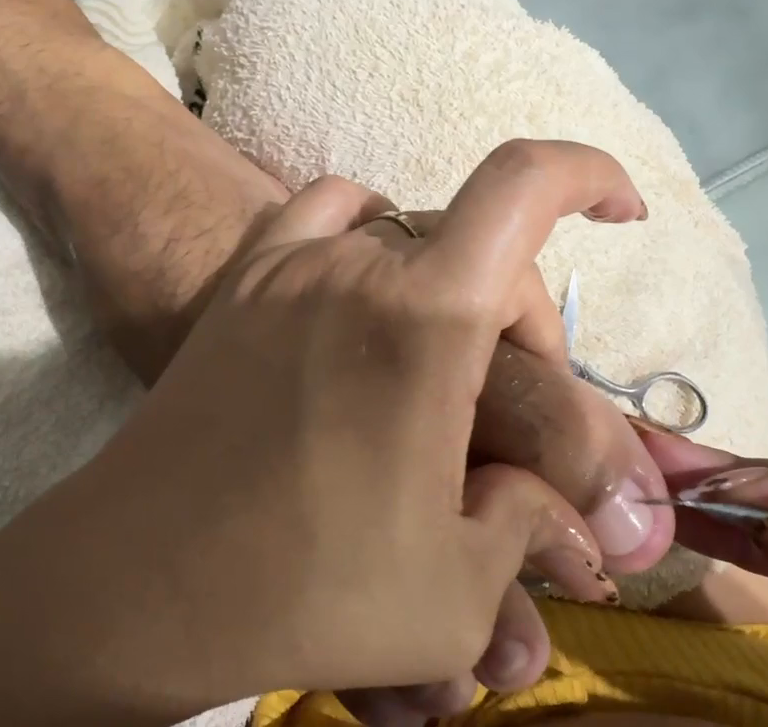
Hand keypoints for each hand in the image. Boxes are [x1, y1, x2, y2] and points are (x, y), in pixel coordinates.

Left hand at [69, 141, 649, 713]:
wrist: (141, 576)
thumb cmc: (305, 587)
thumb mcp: (456, 591)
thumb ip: (526, 521)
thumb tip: (548, 500)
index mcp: (425, 317)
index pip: (525, 186)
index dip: (589, 176)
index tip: (625, 210)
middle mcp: (357, 264)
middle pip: (474, 245)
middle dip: (519, 319)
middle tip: (505, 418)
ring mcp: (288, 264)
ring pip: (405, 234)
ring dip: (445, 283)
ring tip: (437, 359)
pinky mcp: (240, 282)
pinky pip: (322, 219)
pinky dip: (363, 237)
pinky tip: (362, 292)